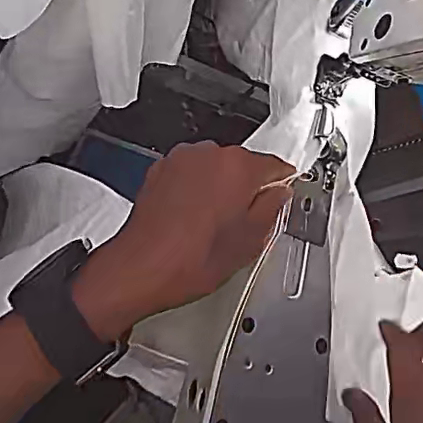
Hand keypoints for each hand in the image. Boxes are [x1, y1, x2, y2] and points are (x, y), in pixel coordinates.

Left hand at [72, 142, 293, 338]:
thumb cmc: (187, 260)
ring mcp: (183, 159)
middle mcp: (211, 155)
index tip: (281, 194)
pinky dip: (195, 188)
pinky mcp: (161, 169)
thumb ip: (272, 209)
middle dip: (248, 187)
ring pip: (215, 167)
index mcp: (239, 167)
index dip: (282, 183)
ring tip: (213, 223)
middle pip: (244, 164)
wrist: (140, 268)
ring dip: (220, 186)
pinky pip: (191, 173)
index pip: (276, 166)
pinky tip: (193, 218)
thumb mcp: (250, 241)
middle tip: (244, 219)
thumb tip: (278, 196)